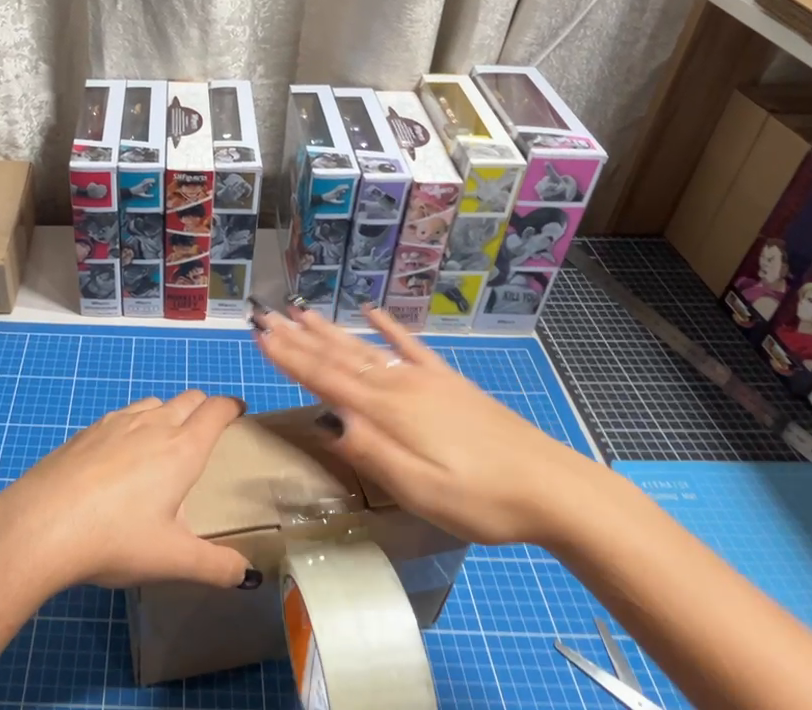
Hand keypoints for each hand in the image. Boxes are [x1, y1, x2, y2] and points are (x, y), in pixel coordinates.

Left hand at [0, 391, 257, 592]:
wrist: (41, 524)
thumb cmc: (116, 539)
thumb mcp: (172, 560)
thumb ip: (216, 566)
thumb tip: (247, 576)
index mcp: (182, 449)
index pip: (216, 410)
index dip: (232, 406)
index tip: (240, 412)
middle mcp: (152, 425)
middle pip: (188, 398)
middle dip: (204, 407)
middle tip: (208, 430)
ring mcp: (115, 423)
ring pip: (153, 402)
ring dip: (168, 411)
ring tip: (166, 440)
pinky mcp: (86, 432)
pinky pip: (122, 415)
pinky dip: (135, 423)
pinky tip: (121, 454)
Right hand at [252, 303, 604, 546]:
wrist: (552, 487)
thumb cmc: (481, 500)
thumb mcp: (420, 490)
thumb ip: (372, 453)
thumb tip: (328, 422)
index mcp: (388, 411)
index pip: (326, 378)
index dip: (290, 358)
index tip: (260, 336)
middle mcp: (401, 385)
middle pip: (340, 356)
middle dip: (300, 337)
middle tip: (267, 316)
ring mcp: (427, 380)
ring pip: (367, 348)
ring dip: (331, 330)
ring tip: (303, 310)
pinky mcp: (450, 384)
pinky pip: (411, 348)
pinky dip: (388, 329)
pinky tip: (373, 313)